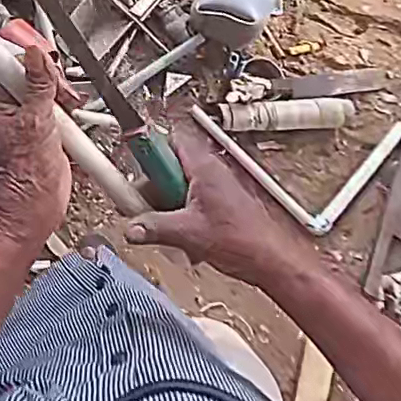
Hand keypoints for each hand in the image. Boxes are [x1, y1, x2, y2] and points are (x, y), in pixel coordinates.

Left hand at [0, 46, 72, 248]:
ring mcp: (27, 116)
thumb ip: (38, 85)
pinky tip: (72, 120)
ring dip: (63, 97)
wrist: (38, 203)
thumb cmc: (26, 172)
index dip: (29, 61)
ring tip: (69, 112)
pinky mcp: (43, 125)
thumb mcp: (36, 121)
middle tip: (62, 97)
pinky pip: (58, 106)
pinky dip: (69, 111)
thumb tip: (34, 54)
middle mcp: (9, 107)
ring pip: (48, 89)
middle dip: (53, 82)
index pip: (9, 64)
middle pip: (33, 74)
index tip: (42, 57)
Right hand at [123, 123, 320, 289]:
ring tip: (166, 229)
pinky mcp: (218, 204)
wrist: (272, 259)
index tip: (129, 160)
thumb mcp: (189, 233)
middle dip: (153, 189)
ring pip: (177, 188)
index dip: (148, 150)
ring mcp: (214, 188)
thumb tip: (131, 227)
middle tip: (142, 207)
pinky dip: (181, 218)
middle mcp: (209, 172)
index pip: (169, 140)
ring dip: (166, 208)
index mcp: (203, 168)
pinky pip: (189, 203)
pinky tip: (183, 240)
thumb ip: (155, 227)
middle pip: (168, 168)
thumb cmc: (245, 240)